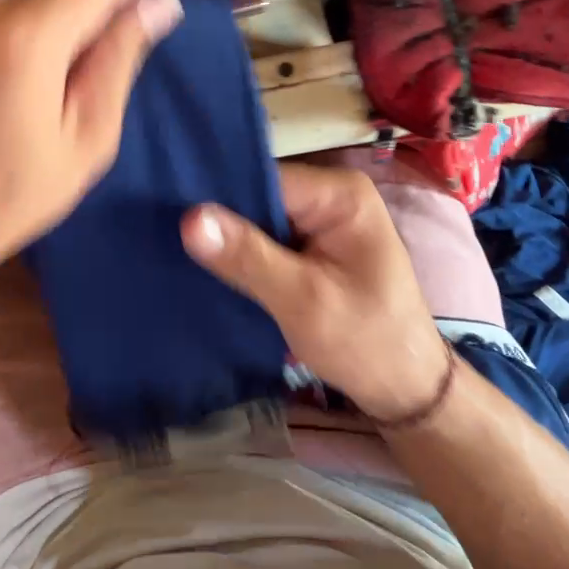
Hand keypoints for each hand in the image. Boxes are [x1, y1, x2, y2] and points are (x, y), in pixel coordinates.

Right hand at [182, 163, 451, 420]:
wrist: (406, 391)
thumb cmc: (366, 343)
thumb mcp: (303, 302)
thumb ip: (247, 258)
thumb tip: (189, 218)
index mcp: (340, 193)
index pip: (261, 177)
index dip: (216, 195)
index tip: (166, 212)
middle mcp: (331, 193)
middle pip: (255, 192)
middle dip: (217, 216)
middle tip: (163, 233)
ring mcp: (321, 217)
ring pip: (254, 214)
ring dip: (224, 236)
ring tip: (175, 247)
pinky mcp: (310, 242)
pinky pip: (263, 234)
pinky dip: (238, 251)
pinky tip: (206, 262)